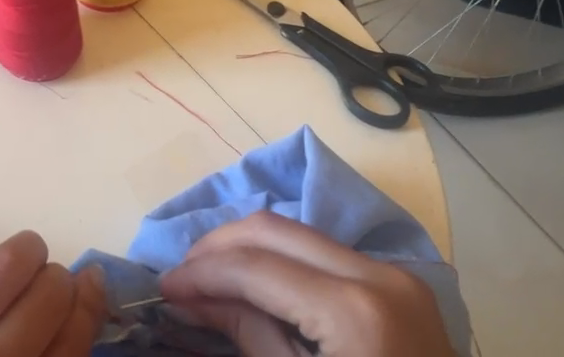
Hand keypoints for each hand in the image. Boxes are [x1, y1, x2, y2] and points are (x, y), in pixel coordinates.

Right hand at [158, 212, 455, 356]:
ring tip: (211, 275)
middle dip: (219, 246)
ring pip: (299, 232)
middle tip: (182, 275)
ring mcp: (395, 275)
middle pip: (273, 229)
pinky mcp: (401, 285)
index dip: (201, 273)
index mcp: (353, 310)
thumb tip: (190, 297)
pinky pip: (325, 252)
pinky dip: (283, 258)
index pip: (254, 266)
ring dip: (248, 247)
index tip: (162, 286)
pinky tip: (256, 279)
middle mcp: (376, 274)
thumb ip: (247, 334)